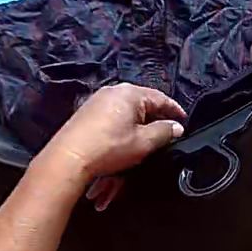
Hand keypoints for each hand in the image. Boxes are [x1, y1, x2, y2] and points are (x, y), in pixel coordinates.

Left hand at [35, 84, 185, 203]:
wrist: (68, 159)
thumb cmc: (109, 148)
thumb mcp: (144, 142)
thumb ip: (164, 132)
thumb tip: (176, 127)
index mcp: (130, 93)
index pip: (161, 98)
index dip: (174, 111)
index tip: (183, 121)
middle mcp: (113, 91)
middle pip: (142, 104)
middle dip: (155, 119)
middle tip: (166, 134)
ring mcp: (98, 101)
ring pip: (126, 113)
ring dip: (138, 128)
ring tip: (146, 142)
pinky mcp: (87, 114)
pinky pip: (112, 119)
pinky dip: (122, 130)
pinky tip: (125, 142)